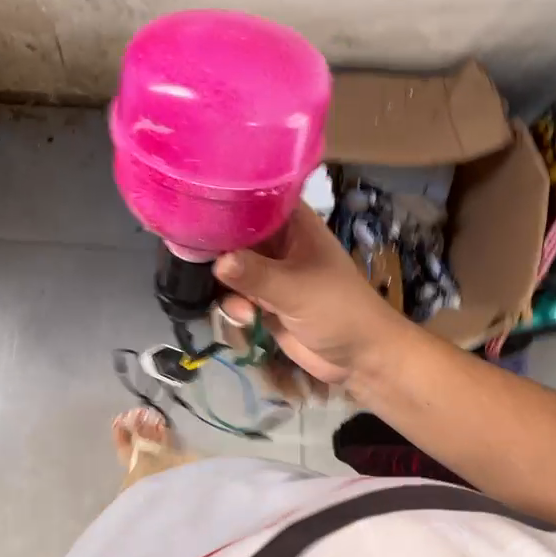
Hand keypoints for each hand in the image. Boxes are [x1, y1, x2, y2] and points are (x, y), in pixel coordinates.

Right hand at [214, 202, 413, 385]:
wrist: (360, 359)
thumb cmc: (337, 309)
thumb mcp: (296, 288)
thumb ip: (255, 275)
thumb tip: (218, 262)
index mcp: (291, 222)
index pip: (253, 197)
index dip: (226, 199)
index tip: (196, 205)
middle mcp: (276, 241)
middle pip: (233, 231)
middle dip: (217, 249)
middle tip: (195, 260)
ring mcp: (268, 271)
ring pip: (228, 266)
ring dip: (227, 286)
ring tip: (241, 306)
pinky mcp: (262, 300)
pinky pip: (234, 295)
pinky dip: (234, 307)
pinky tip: (247, 321)